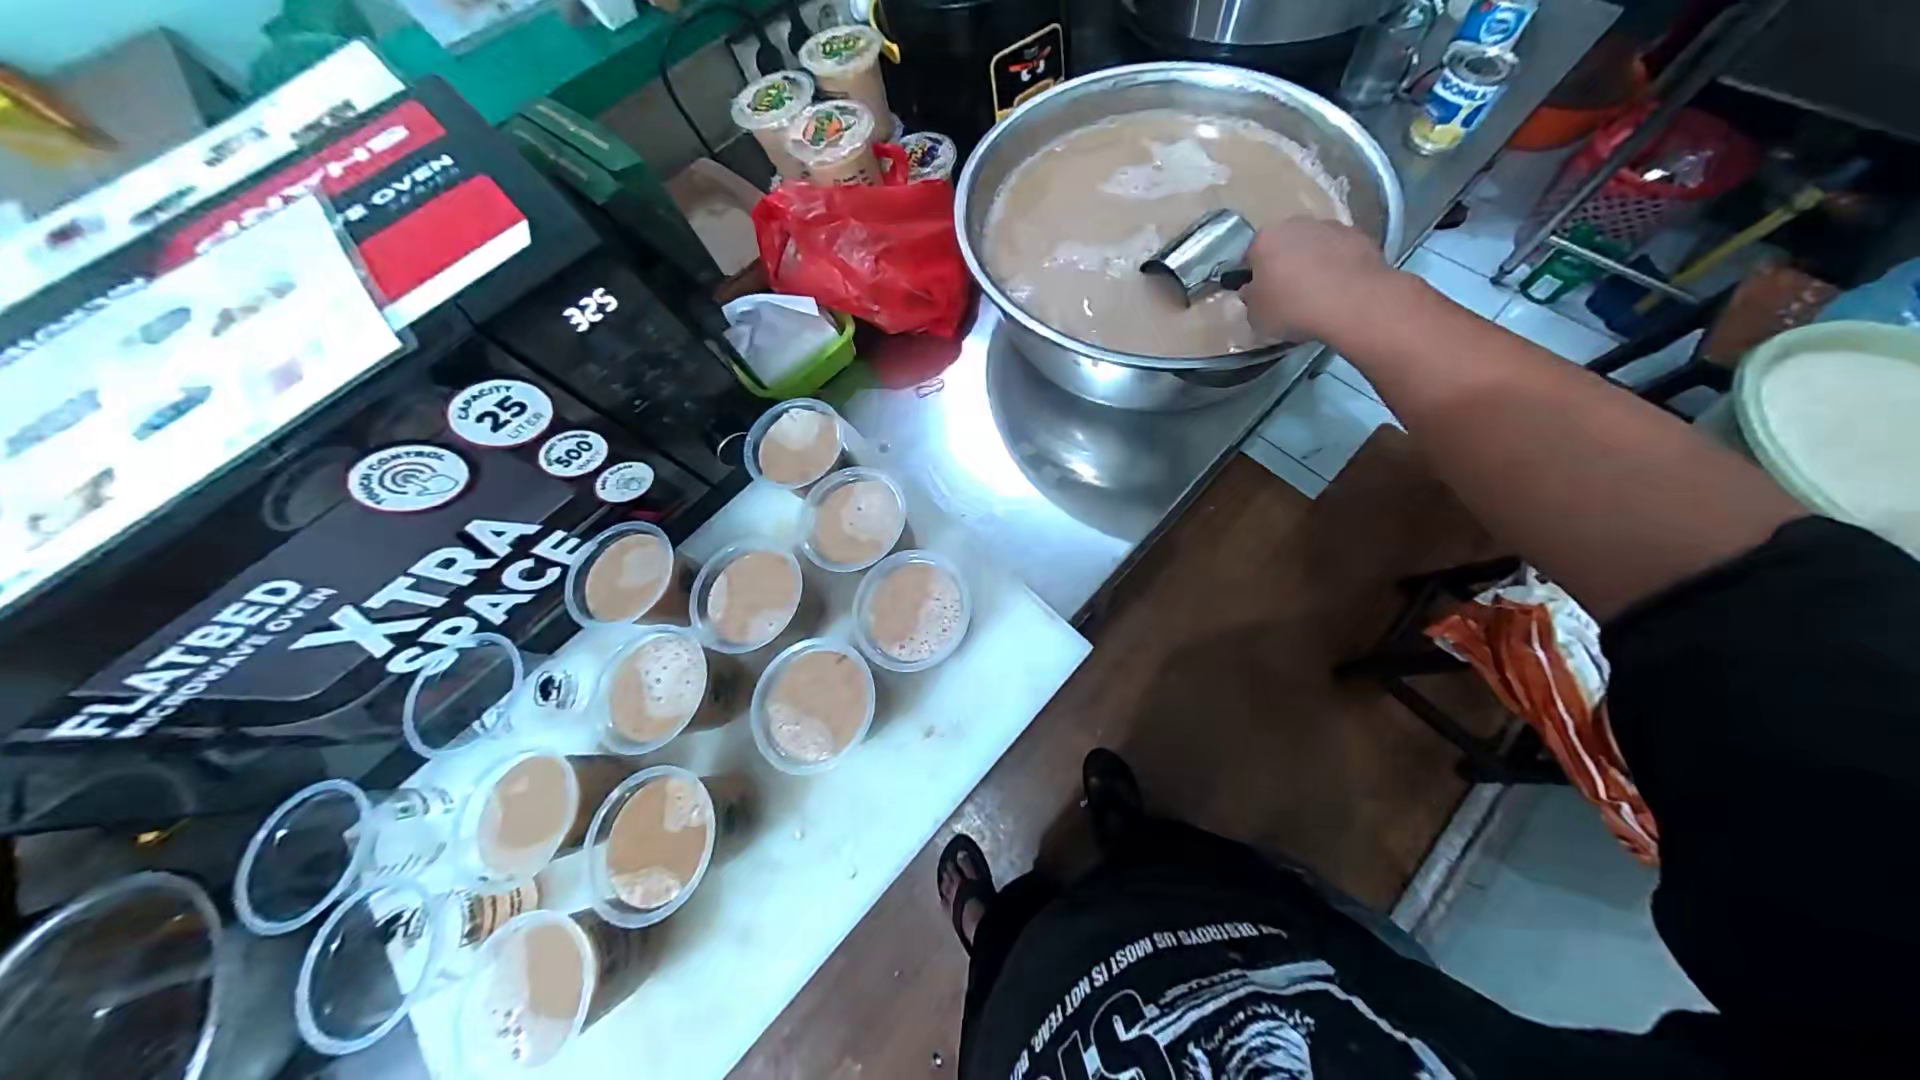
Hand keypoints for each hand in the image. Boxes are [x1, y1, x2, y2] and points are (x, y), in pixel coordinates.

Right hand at [1241, 219, 1398, 341]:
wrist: (1353, 302)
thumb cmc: (1293, 308)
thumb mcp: (1256, 316)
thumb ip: (1251, 299)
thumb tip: (1254, 292)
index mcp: (1265, 239)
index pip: (1250, 256)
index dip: (1253, 276)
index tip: (1258, 295)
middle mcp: (1296, 224)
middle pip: (1284, 245)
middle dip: (1283, 264)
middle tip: (1287, 293)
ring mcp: (1331, 226)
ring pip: (1314, 245)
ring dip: (1312, 263)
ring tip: (1317, 293)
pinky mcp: (1361, 236)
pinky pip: (1340, 252)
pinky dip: (1337, 266)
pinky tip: (1339, 289)